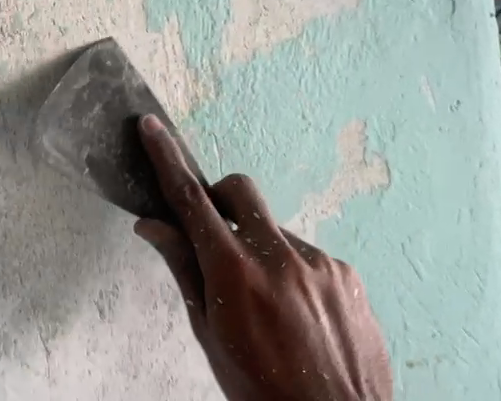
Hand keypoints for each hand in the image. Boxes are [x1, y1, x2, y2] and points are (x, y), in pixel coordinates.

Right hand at [134, 115, 390, 400]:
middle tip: (217, 234)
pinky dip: (293, 271)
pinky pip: (308, 255)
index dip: (166, 158)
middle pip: (239, 190)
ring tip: (268, 303)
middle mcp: (278, 258)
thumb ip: (183, 269)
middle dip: (221, 198)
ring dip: (260, 248)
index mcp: (235, 273)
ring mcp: (319, 264)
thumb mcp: (210, 335)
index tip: (152, 127)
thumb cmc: (262, 390)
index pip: (190, 198)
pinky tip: (297, 312)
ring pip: (275, 229)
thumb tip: (152, 224)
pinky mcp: (348, 276)